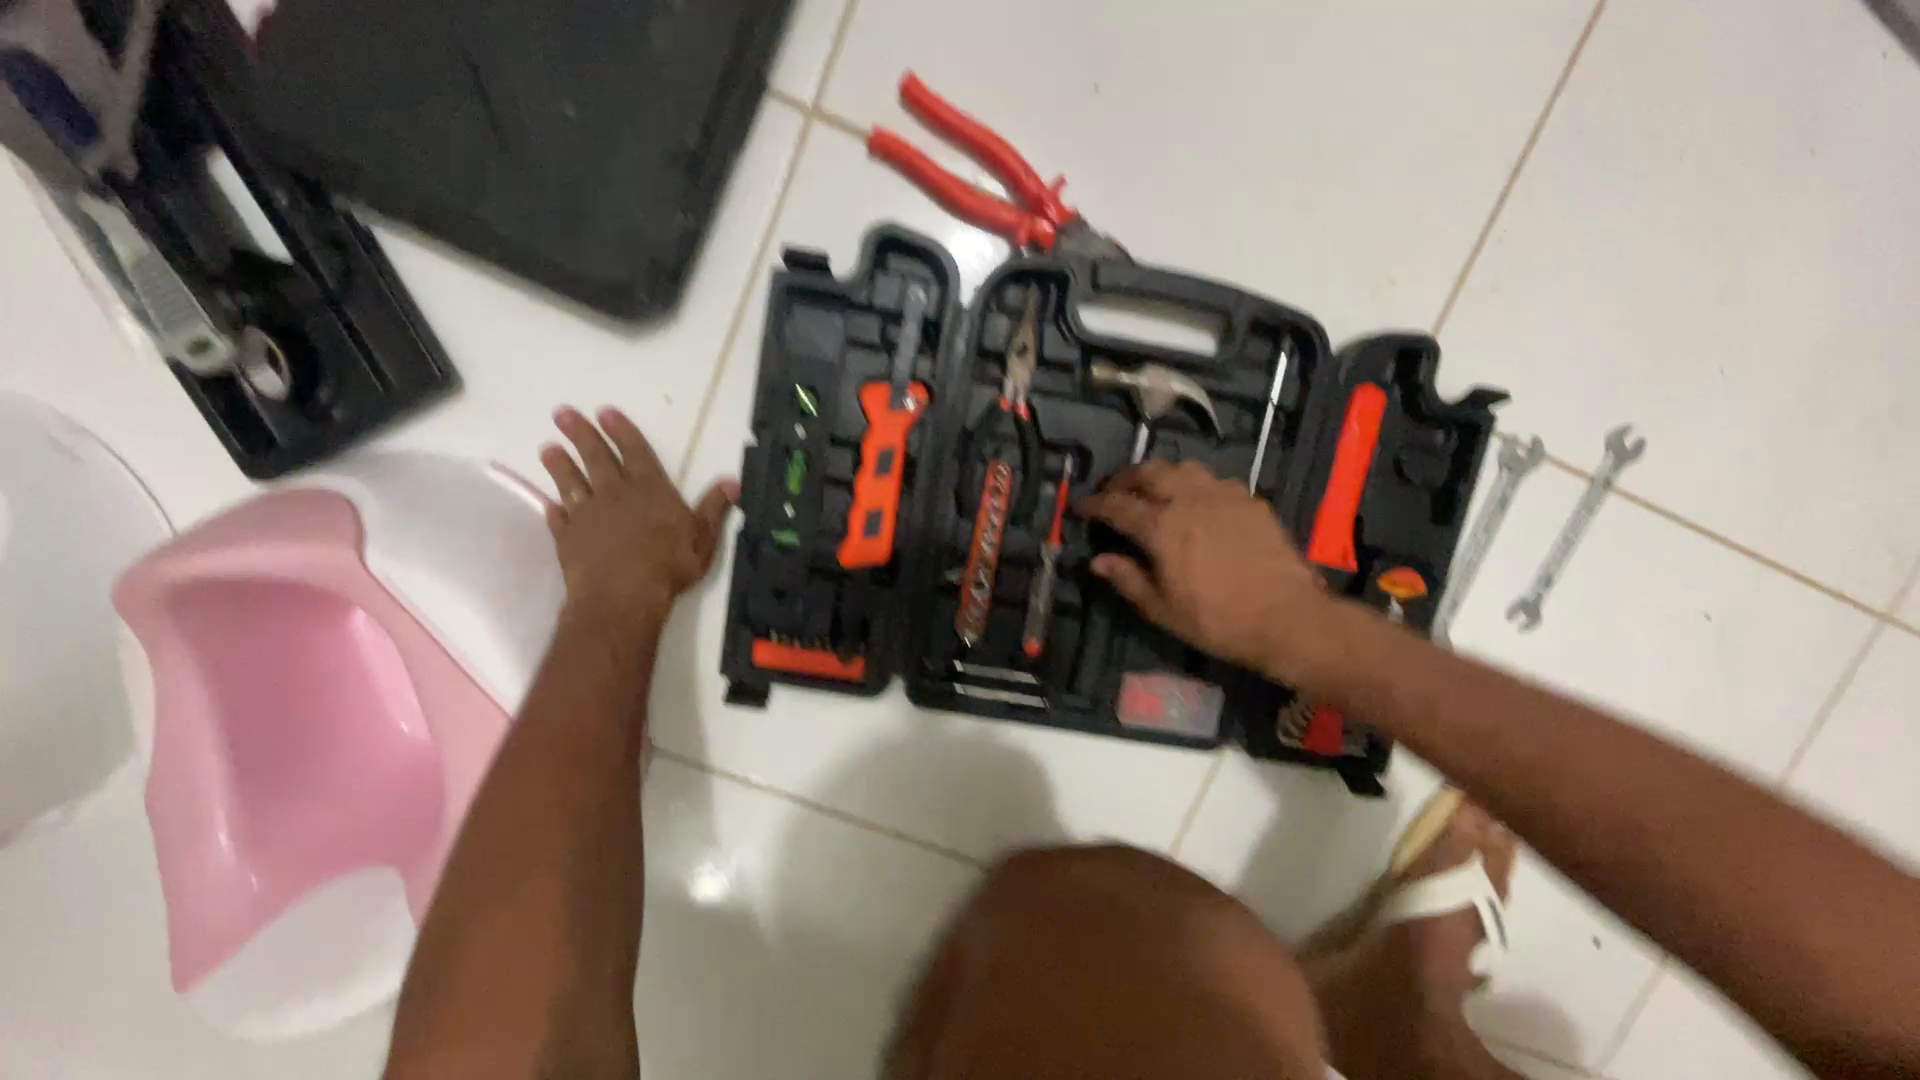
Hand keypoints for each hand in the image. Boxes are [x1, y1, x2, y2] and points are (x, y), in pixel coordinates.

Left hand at [539, 407, 737, 634]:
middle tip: (562, 414)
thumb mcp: (703, 537)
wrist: (623, 596)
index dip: (621, 431)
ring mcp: (588, 516)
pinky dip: (554, 510)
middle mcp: (615, 494)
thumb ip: (714, 508)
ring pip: (571, 483)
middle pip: (596, 458)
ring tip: (547, 448)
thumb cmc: (669, 565)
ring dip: (560, 465)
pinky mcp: (568, 539)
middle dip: (581, 435)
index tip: (605, 412)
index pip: (635, 452)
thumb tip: (732, 481)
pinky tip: (549, 505)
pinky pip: (559, 520)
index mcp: (650, 489)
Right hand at [1076, 460, 1335, 680]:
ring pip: (1183, 468)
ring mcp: (1224, 495)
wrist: (1287, 617)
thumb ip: (1127, 579)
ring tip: (1154, 491)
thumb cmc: (1217, 620)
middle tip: (1114, 492)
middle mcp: (1189, 499)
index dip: (1093, 504)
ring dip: (1161, 475)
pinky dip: (1196, 485)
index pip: (1116, 505)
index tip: (1080, 508)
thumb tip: (1098, 560)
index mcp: (1161, 526)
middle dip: (1125, 478)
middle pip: (1149, 472)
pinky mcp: (1251, 501)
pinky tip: (1198, 503)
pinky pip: (1215, 481)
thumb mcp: (1162, 609)